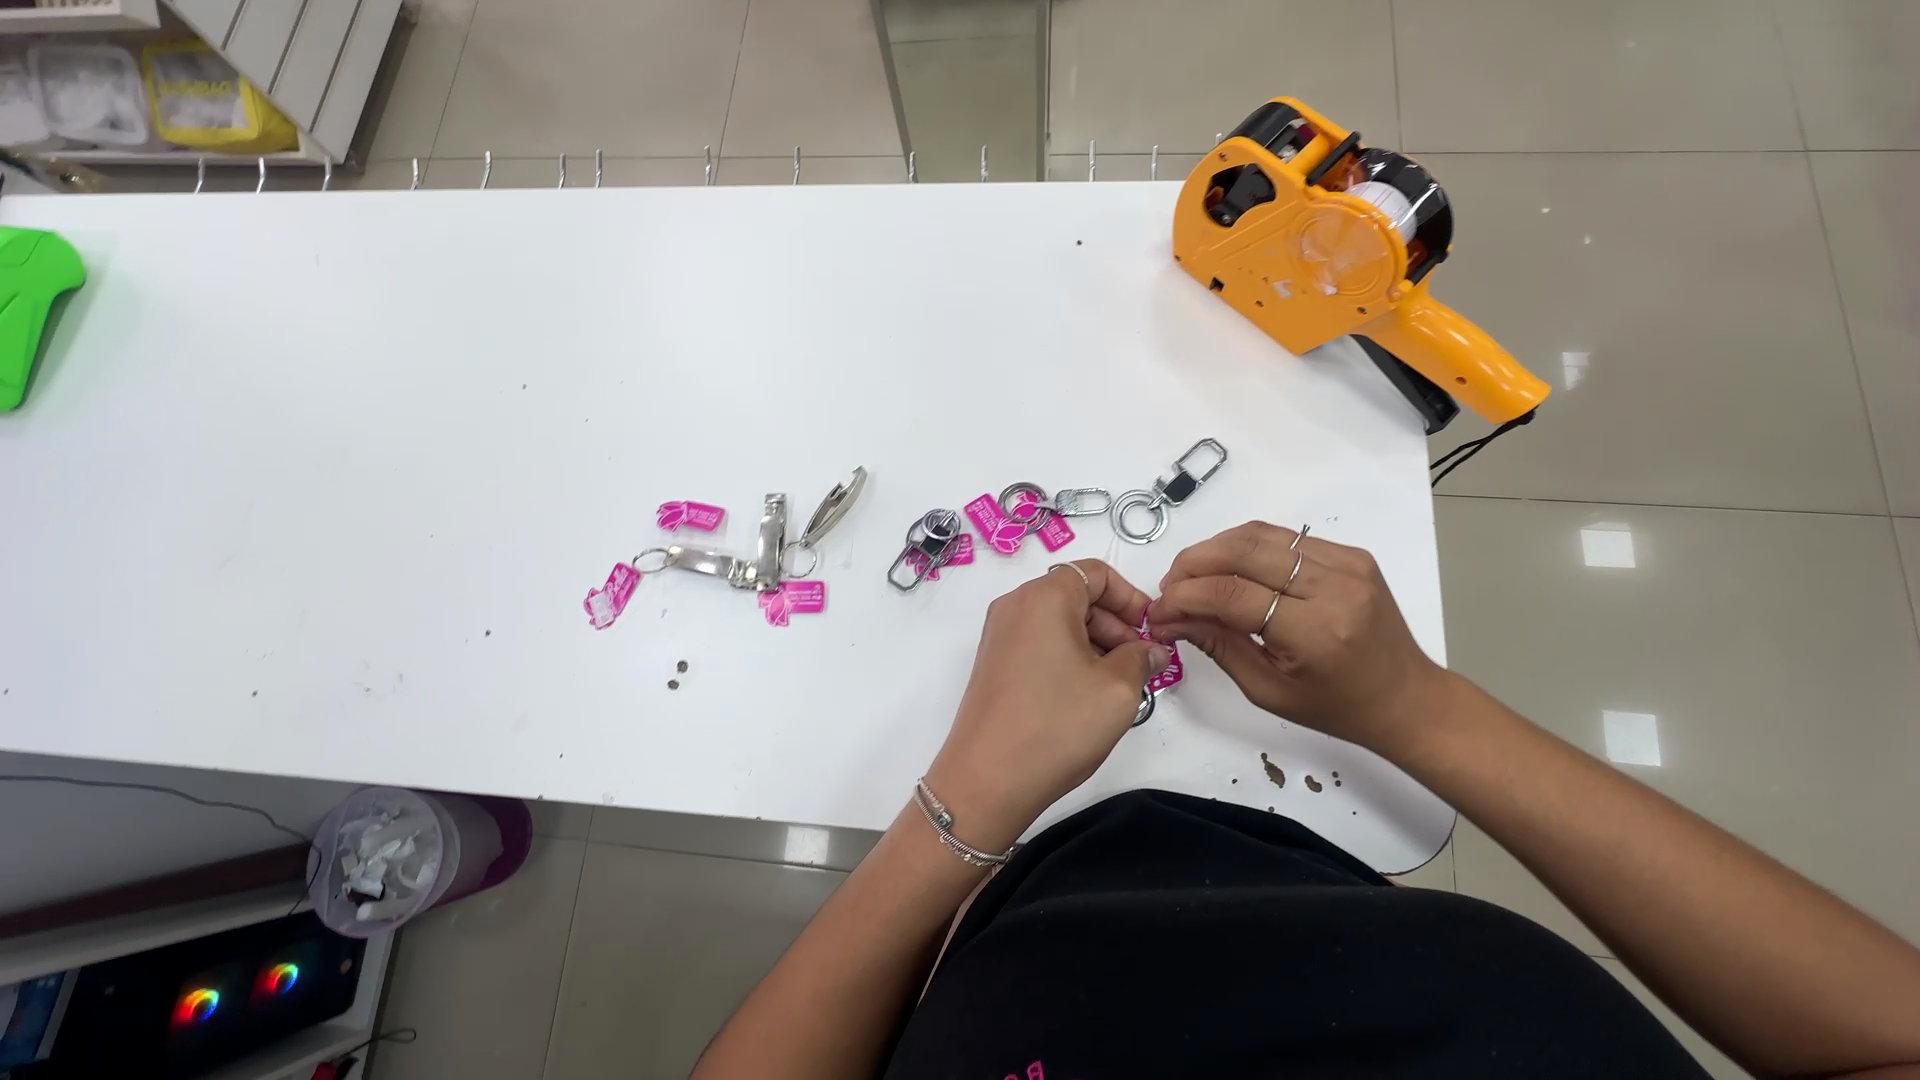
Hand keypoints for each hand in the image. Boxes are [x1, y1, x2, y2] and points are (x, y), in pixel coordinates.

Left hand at [925, 561, 1170, 852]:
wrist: (987, 779)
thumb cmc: (1057, 725)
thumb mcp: (1116, 690)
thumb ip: (1141, 658)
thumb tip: (1151, 650)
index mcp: (1043, 597)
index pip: (1095, 573)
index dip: (1131, 597)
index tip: (1153, 631)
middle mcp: (1015, 606)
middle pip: (1076, 595)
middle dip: (1115, 623)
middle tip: (1142, 664)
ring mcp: (998, 635)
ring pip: (1058, 622)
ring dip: (1095, 643)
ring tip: (1120, 684)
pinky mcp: (993, 663)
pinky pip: (1039, 643)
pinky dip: (1068, 656)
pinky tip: (1087, 694)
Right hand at [1146, 522, 1447, 754]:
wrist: (1407, 698)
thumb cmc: (1336, 708)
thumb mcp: (1268, 691)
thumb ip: (1218, 646)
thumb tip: (1169, 618)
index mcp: (1316, 631)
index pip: (1231, 594)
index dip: (1184, 597)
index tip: (1157, 610)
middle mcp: (1334, 587)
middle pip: (1242, 551)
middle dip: (1192, 564)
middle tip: (1168, 587)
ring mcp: (1346, 563)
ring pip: (1258, 534)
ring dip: (1214, 549)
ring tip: (1190, 576)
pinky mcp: (1351, 553)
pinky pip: (1283, 537)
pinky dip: (1245, 548)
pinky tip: (1228, 569)